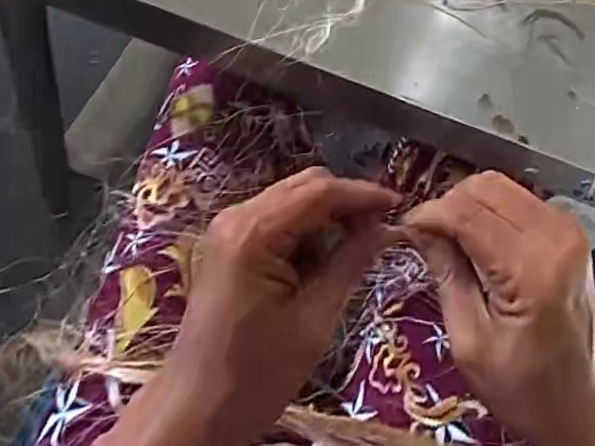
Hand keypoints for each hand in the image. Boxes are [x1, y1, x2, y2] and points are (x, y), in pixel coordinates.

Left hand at [103, 168, 398, 445]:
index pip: (317, 192)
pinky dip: (304, 226)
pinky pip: (275, 216)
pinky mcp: (228, 240)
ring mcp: (228, 224)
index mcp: (254, 231)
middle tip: (381, 227)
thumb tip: (383, 227)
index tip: (398, 204)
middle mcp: (236, 214)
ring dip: (326, 213)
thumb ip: (348, 264)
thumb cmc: (256, 375)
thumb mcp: (313, 322)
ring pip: (290, 197)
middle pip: (302, 186)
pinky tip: (325, 252)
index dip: (361, 193)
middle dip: (345, 200)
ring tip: (359, 241)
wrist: (196, 407)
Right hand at [402, 173, 594, 445]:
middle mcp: (555, 238)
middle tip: (430, 236)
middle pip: (481, 187)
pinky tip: (481, 239)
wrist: (585, 410)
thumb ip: (444, 273)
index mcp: (532, 271)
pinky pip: (516, 197)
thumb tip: (417, 226)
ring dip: (467, 203)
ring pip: (497, 184)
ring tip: (454, 238)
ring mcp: (567, 231)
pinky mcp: (570, 232)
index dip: (427, 213)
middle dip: (447, 205)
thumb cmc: (526, 390)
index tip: (407, 228)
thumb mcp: (470, 342)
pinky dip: (489, 208)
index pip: (463, 212)